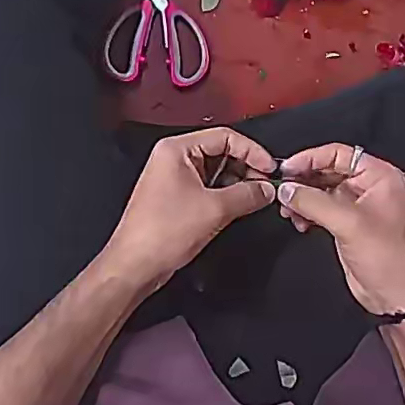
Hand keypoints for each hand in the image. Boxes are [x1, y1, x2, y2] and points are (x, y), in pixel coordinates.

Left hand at [102, 128, 275, 288]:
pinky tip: (240, 205)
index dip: (252, 151)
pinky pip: (208, 187)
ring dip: (238, 183)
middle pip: (221, 152)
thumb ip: (247, 194)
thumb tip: (267, 189)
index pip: (225, 137)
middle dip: (246, 167)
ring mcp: (174, 178)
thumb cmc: (161, 234)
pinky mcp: (177, 197)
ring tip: (256, 197)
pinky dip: (226, 194)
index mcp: (177, 150)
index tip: (270, 168)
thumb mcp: (215, 209)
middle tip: (266, 185)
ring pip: (216, 171)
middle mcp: (173, 159)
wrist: (135, 266)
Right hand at [275, 144, 404, 315]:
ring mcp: (358, 205)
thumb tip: (288, 188)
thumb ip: (314, 202)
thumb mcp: (348, 224)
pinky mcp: (348, 222)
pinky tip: (298, 220)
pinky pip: (321, 207)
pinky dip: (307, 211)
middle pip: (328, 169)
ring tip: (288, 207)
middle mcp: (370, 187)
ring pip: (322, 188)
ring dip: (302, 196)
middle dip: (304, 179)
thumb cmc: (389, 260)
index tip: (288, 167)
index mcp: (380, 177)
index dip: (311, 157)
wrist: (395, 296)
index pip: (340, 154)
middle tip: (283, 187)